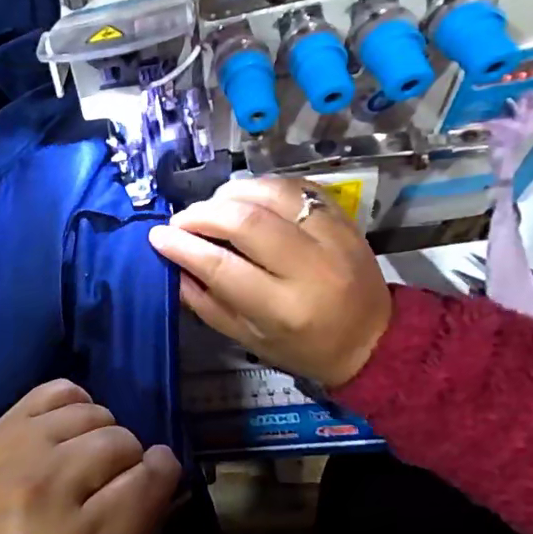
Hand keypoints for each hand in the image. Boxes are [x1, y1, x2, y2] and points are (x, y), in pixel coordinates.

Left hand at [0, 380, 181, 533]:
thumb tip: (155, 496)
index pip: (149, 482)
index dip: (165, 477)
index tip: (160, 482)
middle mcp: (50, 490)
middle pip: (124, 442)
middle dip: (133, 464)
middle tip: (116, 487)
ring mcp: (19, 451)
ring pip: (96, 413)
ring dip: (104, 437)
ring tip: (88, 463)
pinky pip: (57, 391)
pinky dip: (75, 406)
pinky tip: (68, 434)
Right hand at [148, 177, 391, 388]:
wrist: (374, 338)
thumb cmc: (304, 347)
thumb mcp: (249, 339)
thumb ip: (207, 302)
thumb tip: (171, 262)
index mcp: (285, 309)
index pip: (223, 266)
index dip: (183, 247)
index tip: (158, 236)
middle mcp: (311, 268)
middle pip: (246, 221)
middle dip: (202, 214)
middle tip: (182, 221)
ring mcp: (332, 236)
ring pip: (271, 193)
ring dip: (230, 194)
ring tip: (213, 208)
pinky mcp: (343, 217)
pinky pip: (295, 186)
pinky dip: (262, 187)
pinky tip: (248, 200)